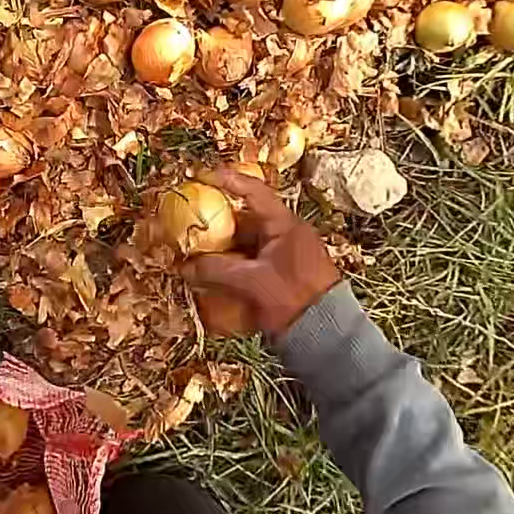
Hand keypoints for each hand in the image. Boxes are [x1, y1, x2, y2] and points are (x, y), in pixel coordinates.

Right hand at [181, 169, 342, 335]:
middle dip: (219, 217)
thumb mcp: (252, 282)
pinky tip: (213, 270)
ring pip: (247, 240)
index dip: (229, 180)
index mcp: (285, 225)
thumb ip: (217, 271)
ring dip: (223, 244)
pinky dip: (232, 261)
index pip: (255, 192)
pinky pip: (251, 259)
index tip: (204, 176)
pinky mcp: (280, 274)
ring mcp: (284, 254)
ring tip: (197, 246)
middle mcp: (286, 234)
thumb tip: (186, 266)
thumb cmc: (294, 299)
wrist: (327, 338)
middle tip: (193, 217)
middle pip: (246, 217)